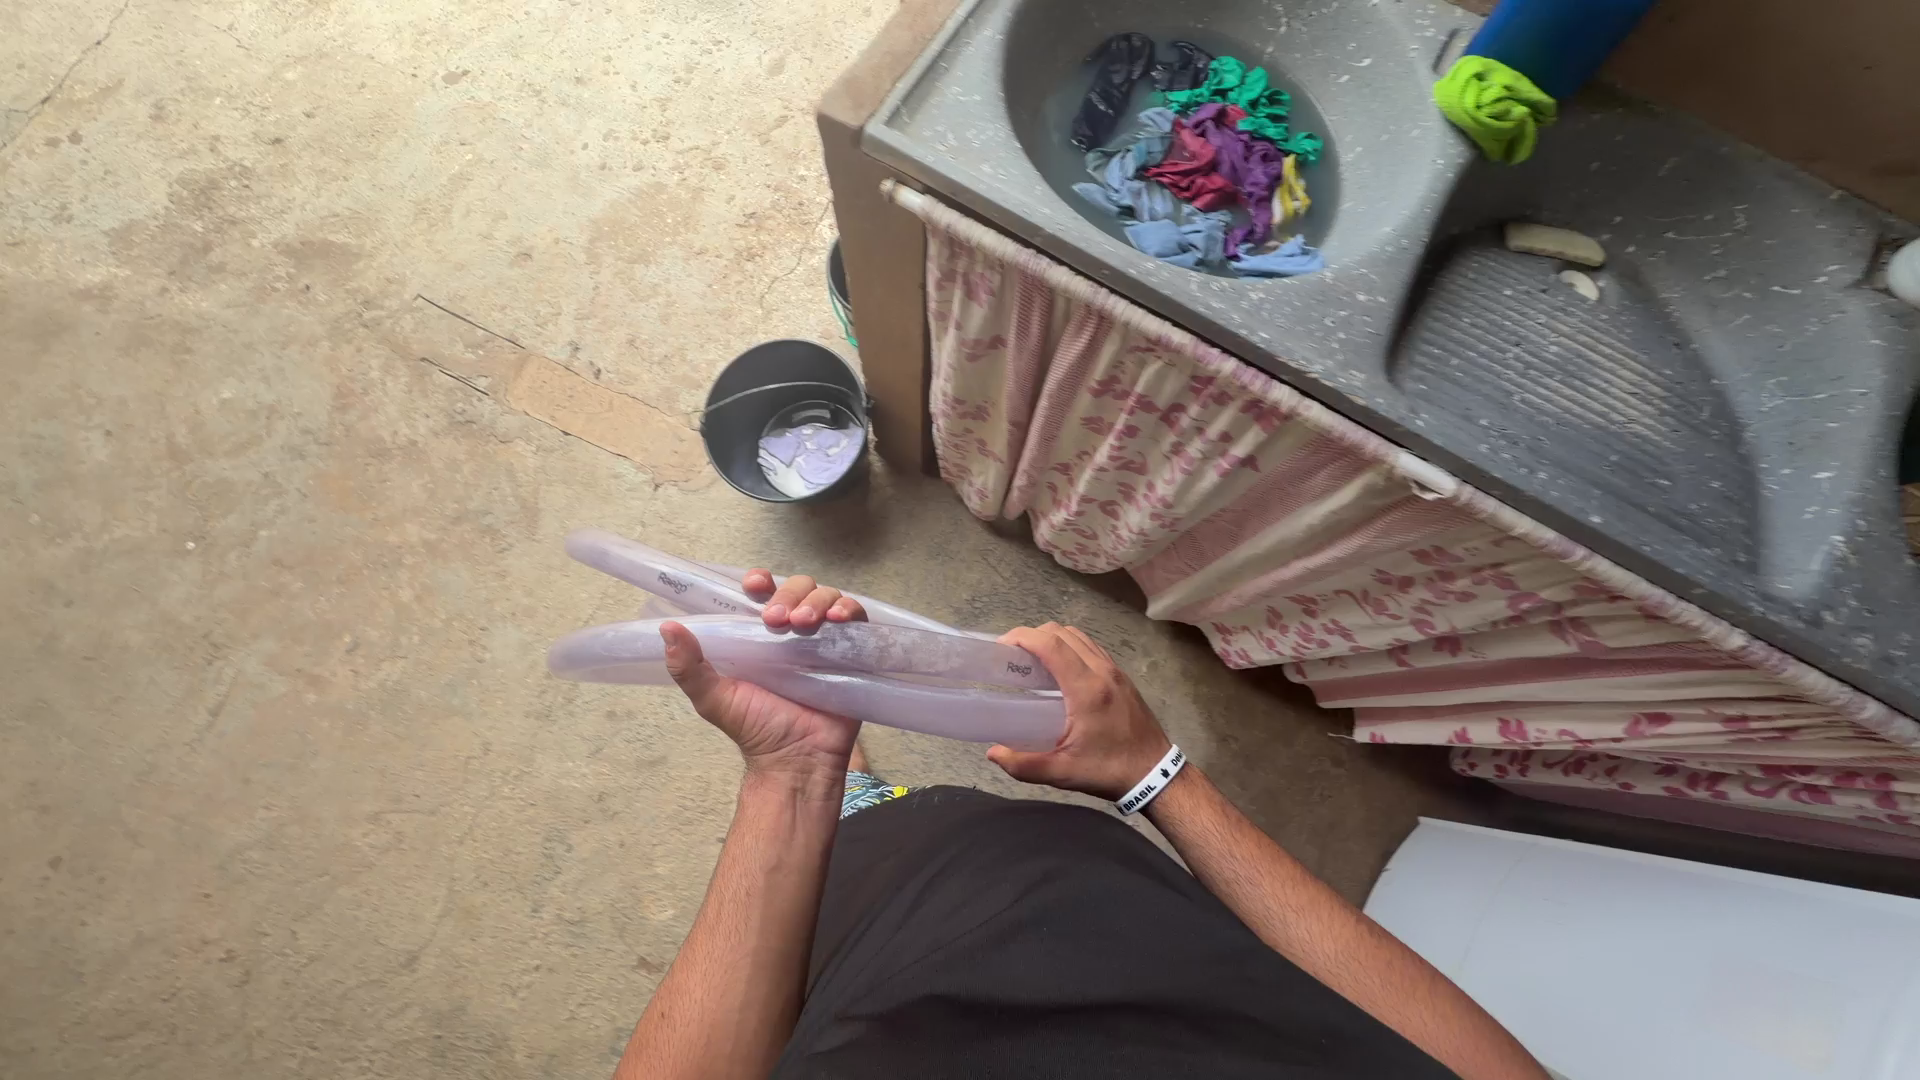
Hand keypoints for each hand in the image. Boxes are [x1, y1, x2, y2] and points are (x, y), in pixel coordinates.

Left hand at [658, 571, 868, 779]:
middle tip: (778, 620)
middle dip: (789, 593)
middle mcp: (796, 630)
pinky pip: (857, 619)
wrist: (797, 759)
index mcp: (762, 633)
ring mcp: (827, 639)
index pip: (765, 591)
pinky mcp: (853, 651)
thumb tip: (667, 628)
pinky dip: (850, 610)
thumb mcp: (715, 698)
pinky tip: (840, 620)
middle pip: (800, 587)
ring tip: (805, 625)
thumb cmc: (756, 728)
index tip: (755, 585)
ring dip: (817, 601)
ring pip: (828, 596)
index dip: (762, 580)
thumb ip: (690, 667)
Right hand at [986, 623, 1171, 800]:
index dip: (1023, 637)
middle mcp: (1101, 671)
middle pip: (1062, 632)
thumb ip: (1024, 765)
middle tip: (1013, 656)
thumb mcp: (1063, 773)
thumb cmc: (1108, 771)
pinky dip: (1070, 646)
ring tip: (1033, 660)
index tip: (1002, 647)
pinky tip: (1059, 669)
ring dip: (1052, 639)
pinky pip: (1090, 647)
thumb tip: (993, 753)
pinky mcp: (1121, 675)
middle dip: (1033, 635)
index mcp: (1086, 689)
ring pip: (1078, 636)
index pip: (1051, 645)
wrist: (1155, 773)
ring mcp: (1114, 670)